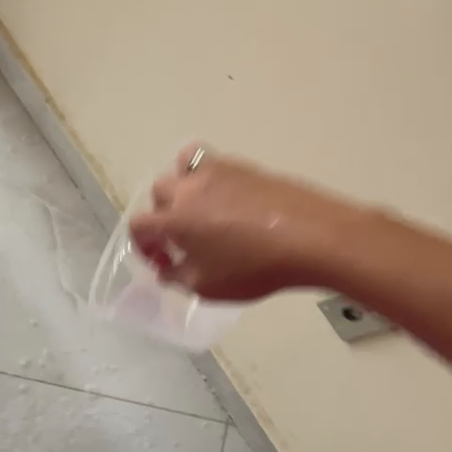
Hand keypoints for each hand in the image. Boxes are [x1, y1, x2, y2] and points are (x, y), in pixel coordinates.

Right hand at [128, 144, 375, 300]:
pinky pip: (215, 164)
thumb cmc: (254, 268)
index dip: (143, 245)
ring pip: (184, 165)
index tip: (162, 262)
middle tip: (180, 238)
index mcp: (174, 220)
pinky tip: (228, 203)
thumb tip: (168, 268)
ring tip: (198, 207)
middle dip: (161, 214)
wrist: (312, 238)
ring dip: (183, 185)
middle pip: (159, 192)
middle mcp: (190, 189)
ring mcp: (219, 172)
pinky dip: (211, 179)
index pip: (138, 225)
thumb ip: (178, 277)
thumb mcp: (207, 287)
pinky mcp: (247, 167)